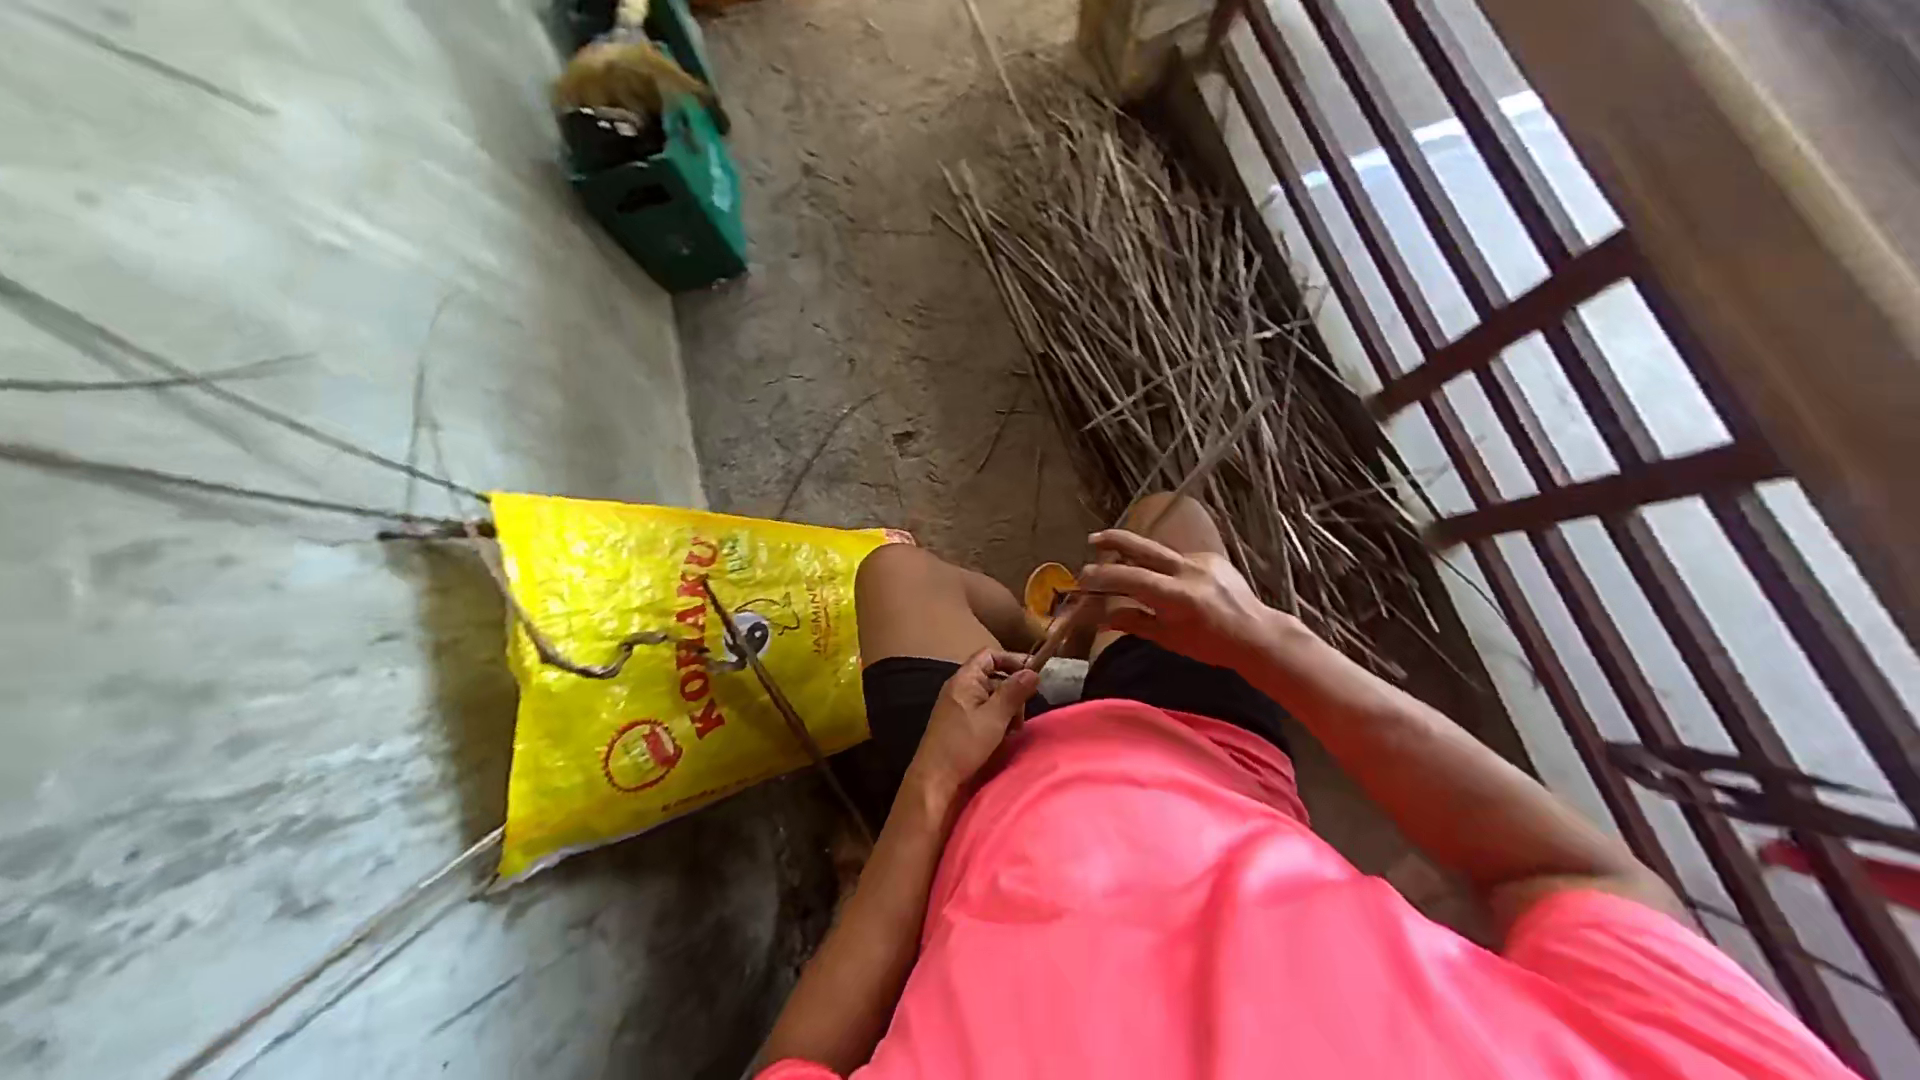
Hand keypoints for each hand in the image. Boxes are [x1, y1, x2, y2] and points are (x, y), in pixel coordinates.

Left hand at [906, 649, 1039, 796]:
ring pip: (992, 696)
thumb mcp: (995, 717)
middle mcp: (960, 687)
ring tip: (1011, 729)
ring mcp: (959, 705)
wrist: (934, 778)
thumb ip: (1014, 692)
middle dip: (1013, 692)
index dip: (1012, 660)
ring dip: (1007, 709)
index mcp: (965, 678)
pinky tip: (1002, 736)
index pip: (990, 655)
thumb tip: (1033, 671)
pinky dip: (997, 720)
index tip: (1033, 674)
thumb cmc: (964, 744)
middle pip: (994, 676)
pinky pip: (985, 711)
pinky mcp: (960, 722)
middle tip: (1021, 714)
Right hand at [1078, 529, 1300, 670]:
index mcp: (1176, 595)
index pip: (1129, 577)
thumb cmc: (1210, 645)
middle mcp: (1188, 570)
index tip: (1083, 577)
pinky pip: (1177, 558)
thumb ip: (1133, 622)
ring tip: (1125, 566)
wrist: (1256, 634)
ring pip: (1159, 552)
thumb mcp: (1167, 638)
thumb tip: (1100, 617)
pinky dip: (1165, 568)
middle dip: (1114, 540)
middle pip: (1142, 546)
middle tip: (1092, 541)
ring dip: (1138, 557)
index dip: (1102, 576)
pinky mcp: (1210, 557)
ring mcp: (1201, 560)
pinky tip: (1167, 582)